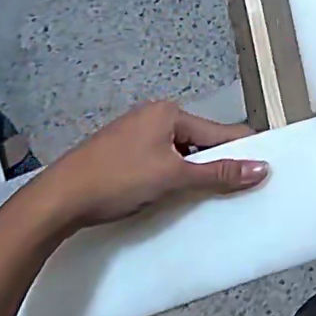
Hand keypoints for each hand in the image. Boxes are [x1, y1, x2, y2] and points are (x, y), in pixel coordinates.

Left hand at [28, 101, 267, 230]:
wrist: (54, 202)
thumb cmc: (116, 181)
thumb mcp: (174, 177)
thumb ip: (219, 173)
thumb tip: (260, 168)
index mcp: (168, 112)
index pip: (220, 130)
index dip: (240, 151)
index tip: (258, 170)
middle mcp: (151, 115)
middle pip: (199, 139)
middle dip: (212, 162)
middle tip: (227, 189)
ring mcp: (132, 133)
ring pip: (178, 151)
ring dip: (189, 171)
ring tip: (194, 195)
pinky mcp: (117, 152)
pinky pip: (157, 159)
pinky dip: (168, 174)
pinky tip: (165, 193)